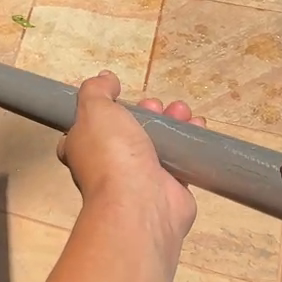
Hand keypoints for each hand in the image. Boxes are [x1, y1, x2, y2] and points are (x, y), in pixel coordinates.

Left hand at [59, 72, 203, 248]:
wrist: (141, 203)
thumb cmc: (111, 153)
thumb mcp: (94, 109)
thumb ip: (96, 90)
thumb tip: (105, 78)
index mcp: (83, 148)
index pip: (87, 127)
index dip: (104, 110)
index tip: (119, 97)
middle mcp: (108, 164)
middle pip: (128, 130)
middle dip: (144, 111)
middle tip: (156, 105)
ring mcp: (139, 178)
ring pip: (156, 142)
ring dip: (171, 121)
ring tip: (183, 111)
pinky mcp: (169, 187)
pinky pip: (180, 159)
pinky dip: (190, 141)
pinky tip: (198, 126)